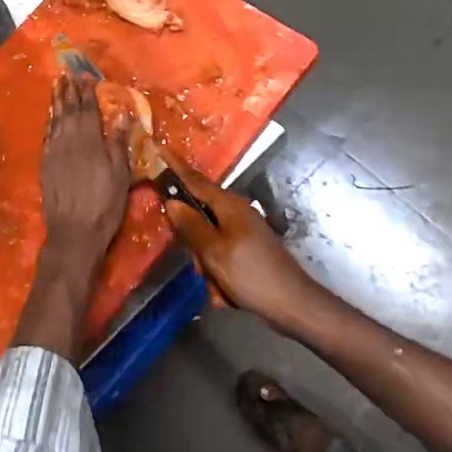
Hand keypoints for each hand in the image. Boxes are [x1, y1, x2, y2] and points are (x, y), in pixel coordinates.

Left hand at [38, 72, 131, 266]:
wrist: (74, 232)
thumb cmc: (104, 204)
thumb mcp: (121, 173)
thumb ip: (119, 141)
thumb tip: (123, 113)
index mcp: (91, 141)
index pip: (89, 110)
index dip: (87, 93)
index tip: (86, 77)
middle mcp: (70, 141)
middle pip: (69, 111)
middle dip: (70, 91)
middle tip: (68, 74)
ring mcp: (54, 152)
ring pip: (55, 120)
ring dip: (57, 101)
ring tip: (57, 86)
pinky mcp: (45, 164)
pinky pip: (47, 135)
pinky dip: (49, 121)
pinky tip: (50, 116)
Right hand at [162, 168, 322, 331]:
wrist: (292, 304)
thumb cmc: (251, 274)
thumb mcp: (214, 252)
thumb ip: (191, 226)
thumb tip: (171, 201)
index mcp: (228, 204)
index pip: (194, 180)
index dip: (175, 167)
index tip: (158, 148)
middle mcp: (235, 211)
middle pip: (198, 216)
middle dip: (193, 244)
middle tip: (200, 267)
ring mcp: (242, 230)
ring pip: (207, 241)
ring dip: (207, 265)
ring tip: (218, 286)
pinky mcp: (246, 248)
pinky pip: (220, 256)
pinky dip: (219, 274)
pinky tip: (227, 293)